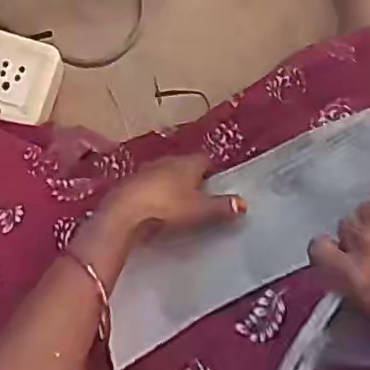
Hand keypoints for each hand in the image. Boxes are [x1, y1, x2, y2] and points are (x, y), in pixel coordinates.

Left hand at [73, 154, 243, 267]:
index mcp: (188, 163)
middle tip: (202, 195)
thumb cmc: (168, 205)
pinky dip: (156, 192)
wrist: (126, 209)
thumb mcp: (200, 210)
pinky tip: (158, 207)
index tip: (218, 182)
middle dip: (193, 177)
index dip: (212, 171)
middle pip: (185, 165)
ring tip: (180, 202)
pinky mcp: (133, 182)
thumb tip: (243, 202)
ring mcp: (148, 170)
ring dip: (173, 184)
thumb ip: (222, 206)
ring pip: (166, 173)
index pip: (206, 160)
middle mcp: (168, 161)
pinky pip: (150, 184)